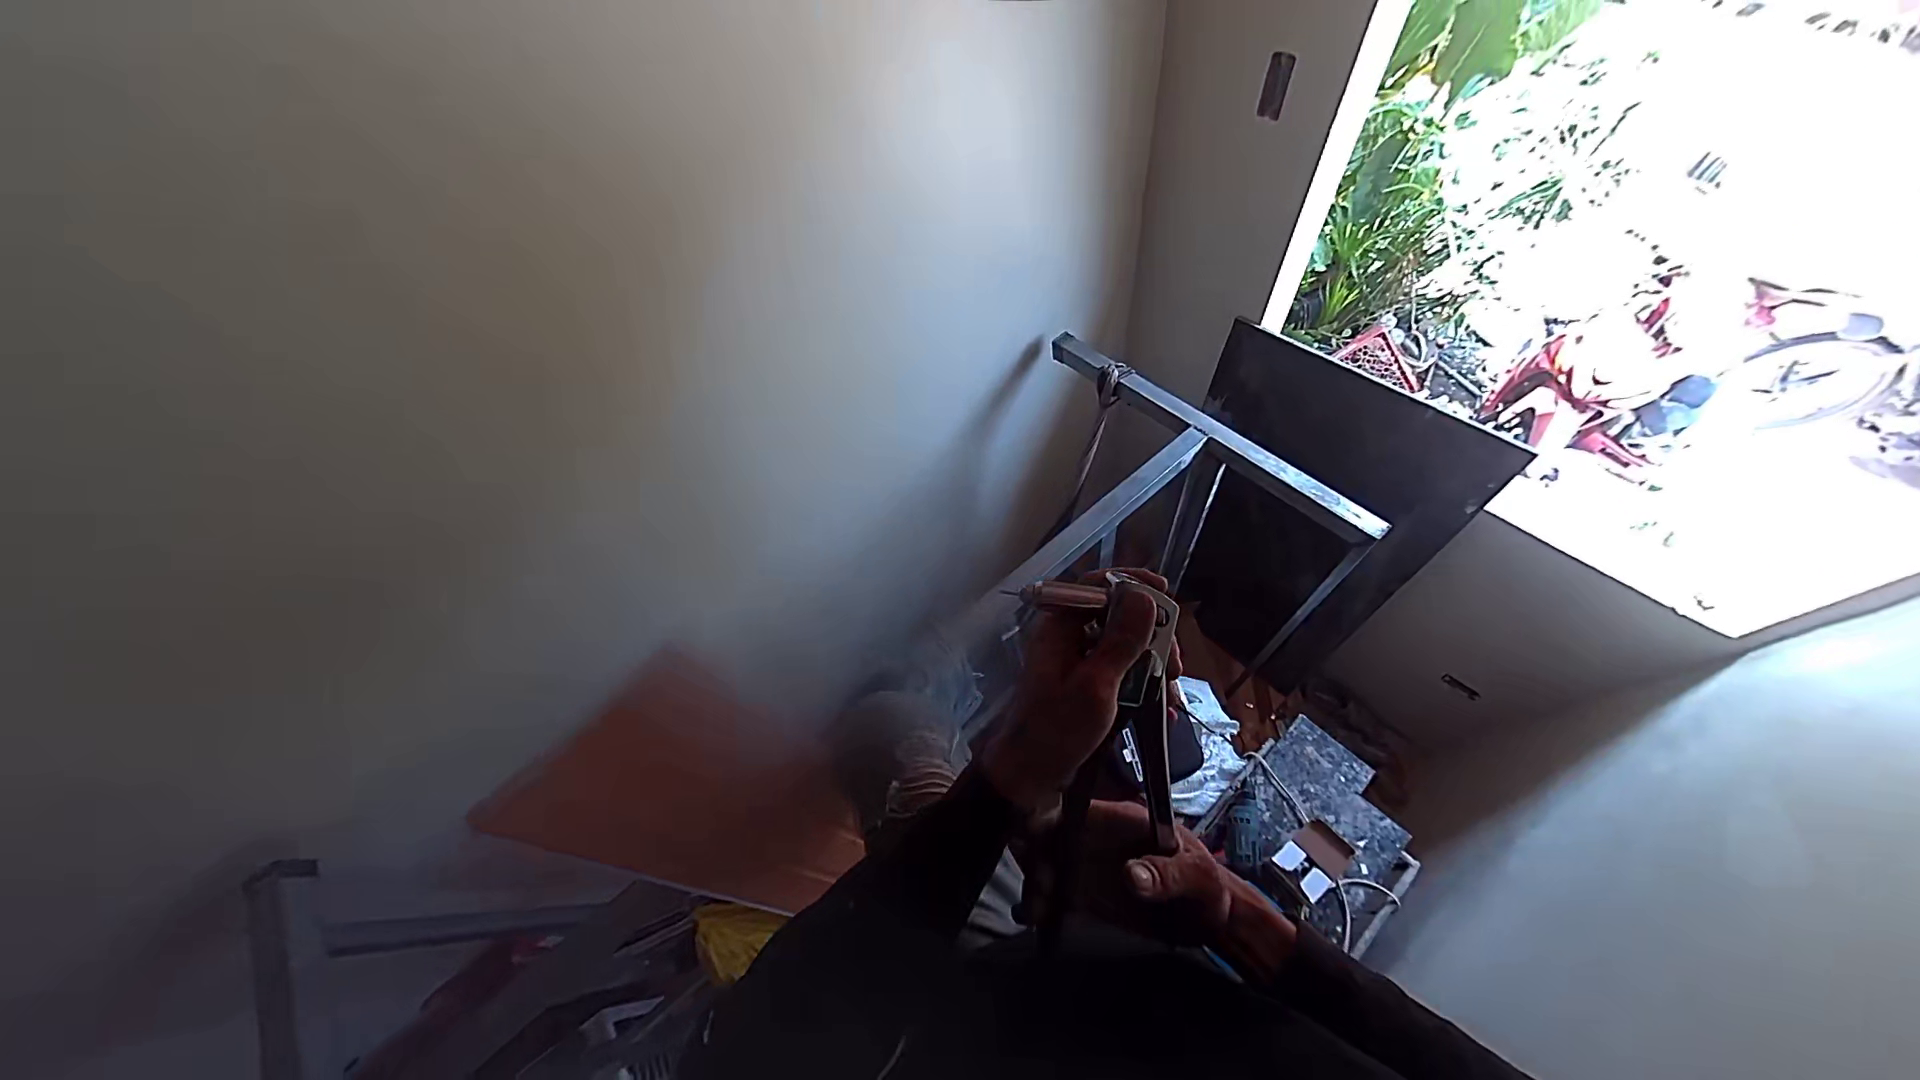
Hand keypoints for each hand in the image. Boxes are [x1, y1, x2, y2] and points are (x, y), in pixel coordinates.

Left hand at [978, 568, 1181, 813]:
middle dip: (1152, 636)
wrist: (1029, 778)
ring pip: (1125, 647)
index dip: (1131, 583)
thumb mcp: (1096, 685)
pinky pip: (1123, 674)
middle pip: (1118, 616)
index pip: (1095, 586)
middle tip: (1176, 665)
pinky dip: (1145, 686)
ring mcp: (1079, 664)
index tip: (1164, 592)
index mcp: (1061, 628)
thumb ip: (1120, 641)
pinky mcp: (1088, 687)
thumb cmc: (1056, 731)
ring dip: (1154, 665)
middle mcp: (1069, 639)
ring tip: (1172, 693)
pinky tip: (1163, 709)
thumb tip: (1144, 596)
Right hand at [1015, 799, 1259, 949]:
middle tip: (1040, 880)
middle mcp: (1096, 835)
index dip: (1049, 814)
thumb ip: (1167, 873)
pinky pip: (1054, 893)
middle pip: (1049, 831)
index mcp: (1120, 818)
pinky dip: (1041, 903)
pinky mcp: (1086, 892)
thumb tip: (1130, 874)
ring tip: (1038, 906)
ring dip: (1034, 878)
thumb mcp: (1197, 877)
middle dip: (1034, 850)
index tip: (1034, 833)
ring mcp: (1088, 863)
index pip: (1074, 805)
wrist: (1209, 919)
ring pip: (1044, 861)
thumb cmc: (1207, 886)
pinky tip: (1038, 917)